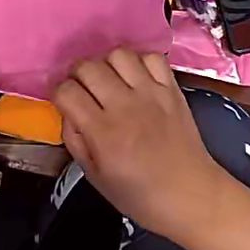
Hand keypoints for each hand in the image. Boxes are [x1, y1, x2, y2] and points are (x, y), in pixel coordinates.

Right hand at [53, 49, 234, 237]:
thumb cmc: (141, 194)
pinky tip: (136, 78)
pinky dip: (140, 62)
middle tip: (83, 89)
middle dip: (77, 75)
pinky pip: (152, 57)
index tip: (64, 101)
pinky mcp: (172, 89)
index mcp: (103, 132)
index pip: (67, 91)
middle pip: (88, 67)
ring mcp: (152, 93)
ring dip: (107, 64)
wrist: (190, 195)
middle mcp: (125, 106)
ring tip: (110, 80)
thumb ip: (75, 141)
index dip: (59, 93)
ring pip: (118, 54)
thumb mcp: (95, 177)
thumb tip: (67, 113)